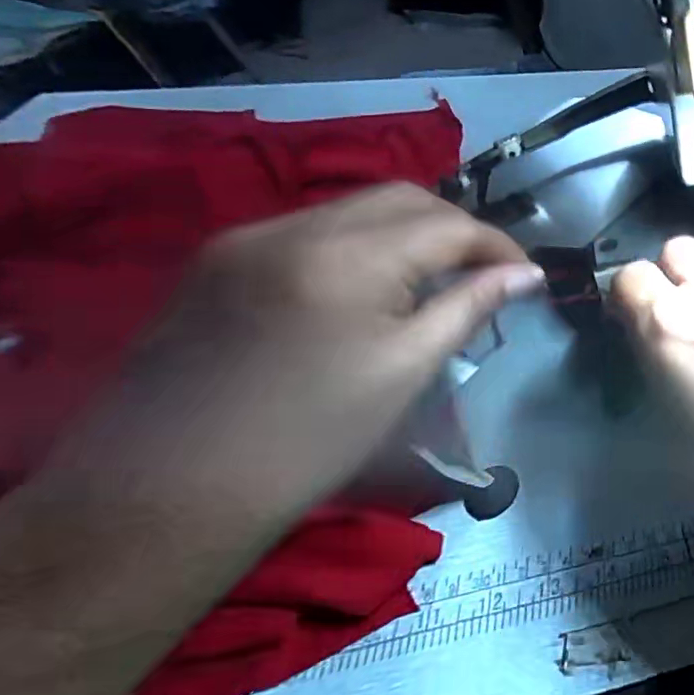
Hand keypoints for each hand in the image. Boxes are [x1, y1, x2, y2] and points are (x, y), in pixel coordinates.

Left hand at [61, 183, 542, 515]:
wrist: (167, 497)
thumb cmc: (307, 444)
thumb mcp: (404, 373)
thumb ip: (469, 308)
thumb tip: (526, 276)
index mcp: (346, 257)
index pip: (446, 224)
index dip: (496, 245)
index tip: (526, 276)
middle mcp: (293, 225)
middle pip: (401, 198)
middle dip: (453, 228)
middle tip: (482, 273)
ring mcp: (248, 236)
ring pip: (353, 208)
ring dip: (404, 233)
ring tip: (430, 278)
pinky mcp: (220, 257)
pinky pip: (310, 229)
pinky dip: (356, 245)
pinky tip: (365, 286)